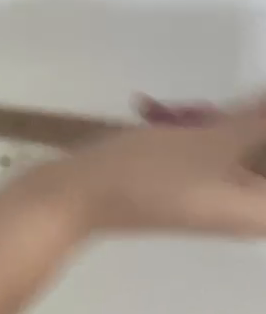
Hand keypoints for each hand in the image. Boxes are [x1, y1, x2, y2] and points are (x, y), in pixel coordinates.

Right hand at [33, 100, 265, 235]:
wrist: (67, 196)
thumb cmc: (143, 173)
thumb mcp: (206, 142)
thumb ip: (256, 122)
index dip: (263, 129)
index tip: (245, 108)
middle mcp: (251, 210)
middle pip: (258, 155)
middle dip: (235, 123)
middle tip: (201, 103)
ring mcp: (212, 201)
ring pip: (228, 153)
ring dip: (202, 124)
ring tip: (163, 106)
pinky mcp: (180, 191)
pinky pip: (199, 160)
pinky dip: (179, 137)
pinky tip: (148, 114)